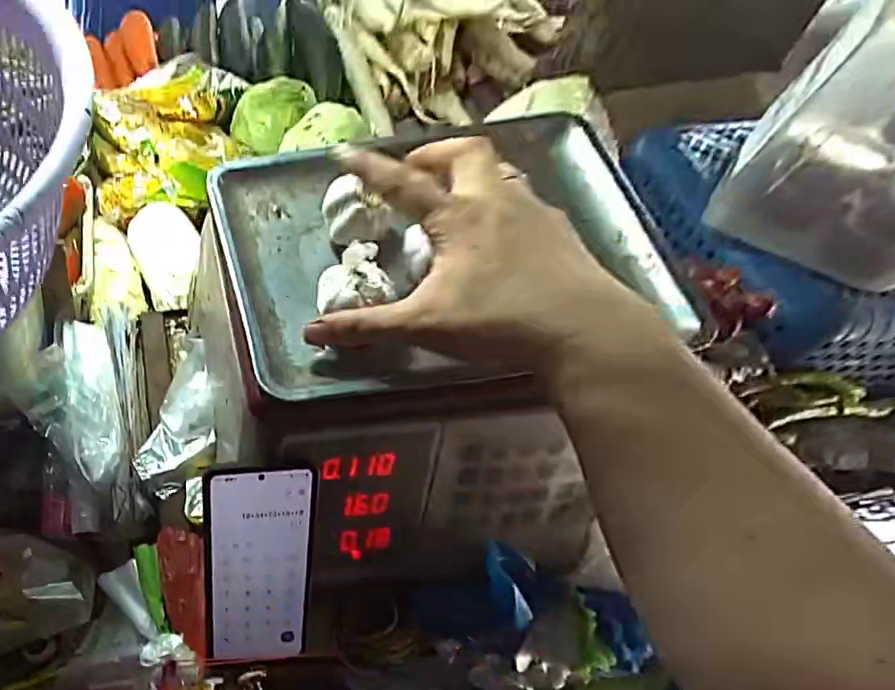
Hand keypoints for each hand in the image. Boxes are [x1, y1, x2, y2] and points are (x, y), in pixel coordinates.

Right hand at [303, 138, 671, 371]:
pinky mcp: (554, 228)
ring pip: (497, 170)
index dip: (371, 169)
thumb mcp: (421, 325)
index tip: (345, 152)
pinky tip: (491, 229)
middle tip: (409, 171)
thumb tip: (312, 332)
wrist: (581, 327)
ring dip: (468, 173)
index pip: (404, 184)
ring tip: (449, 196)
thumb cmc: (496, 321)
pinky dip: (495, 199)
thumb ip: (365, 326)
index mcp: (458, 217)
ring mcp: (531, 210)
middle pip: (465, 153)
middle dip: (432, 155)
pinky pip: (519, 196)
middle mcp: (495, 201)